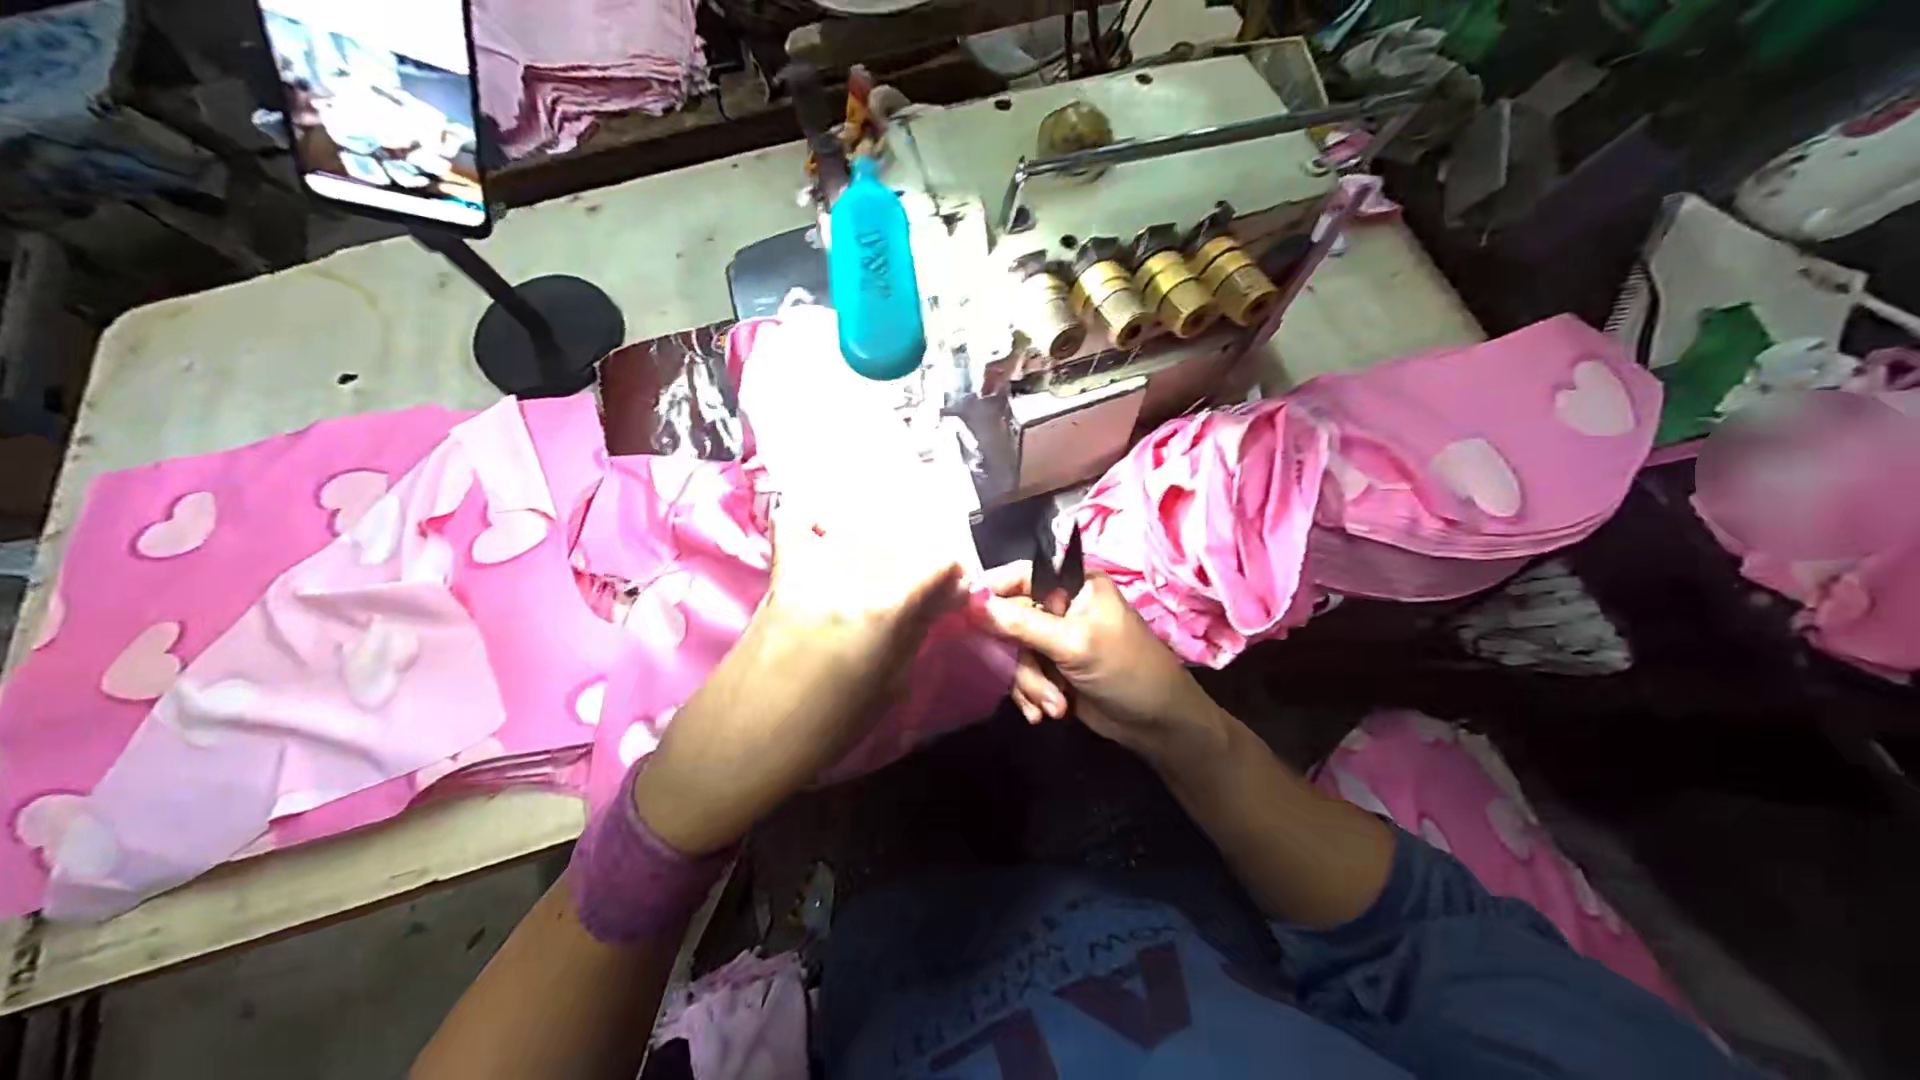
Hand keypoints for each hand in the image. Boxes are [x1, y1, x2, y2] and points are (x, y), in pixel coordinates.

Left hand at [634, 509, 964, 852]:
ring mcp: (810, 568)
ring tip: (883, 578)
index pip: (939, 562)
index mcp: (883, 611)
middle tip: (922, 592)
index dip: (954, 575)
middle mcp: (849, 577)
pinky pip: (798, 522)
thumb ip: (916, 631)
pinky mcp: (781, 570)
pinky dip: (819, 523)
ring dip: (885, 550)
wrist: (744, 735)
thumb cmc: (825, 728)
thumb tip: (944, 597)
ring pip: (864, 533)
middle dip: (924, 564)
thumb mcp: (888, 687)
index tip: (955, 592)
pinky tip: (831, 537)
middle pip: (905, 543)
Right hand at [977, 563, 1227, 769]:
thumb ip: (1022, 623)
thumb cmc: (1125, 670)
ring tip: (1054, 706)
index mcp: (1074, 585)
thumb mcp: (1073, 643)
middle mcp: (1062, 606)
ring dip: (1030, 684)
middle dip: (1022, 661)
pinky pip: (1023, 675)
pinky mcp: (1054, 669)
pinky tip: (1046, 714)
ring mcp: (1057, 639)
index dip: (992, 594)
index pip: (1021, 576)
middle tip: (1037, 685)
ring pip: (1016, 654)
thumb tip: (972, 603)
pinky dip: (1032, 696)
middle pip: (1012, 621)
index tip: (964, 615)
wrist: (1157, 725)